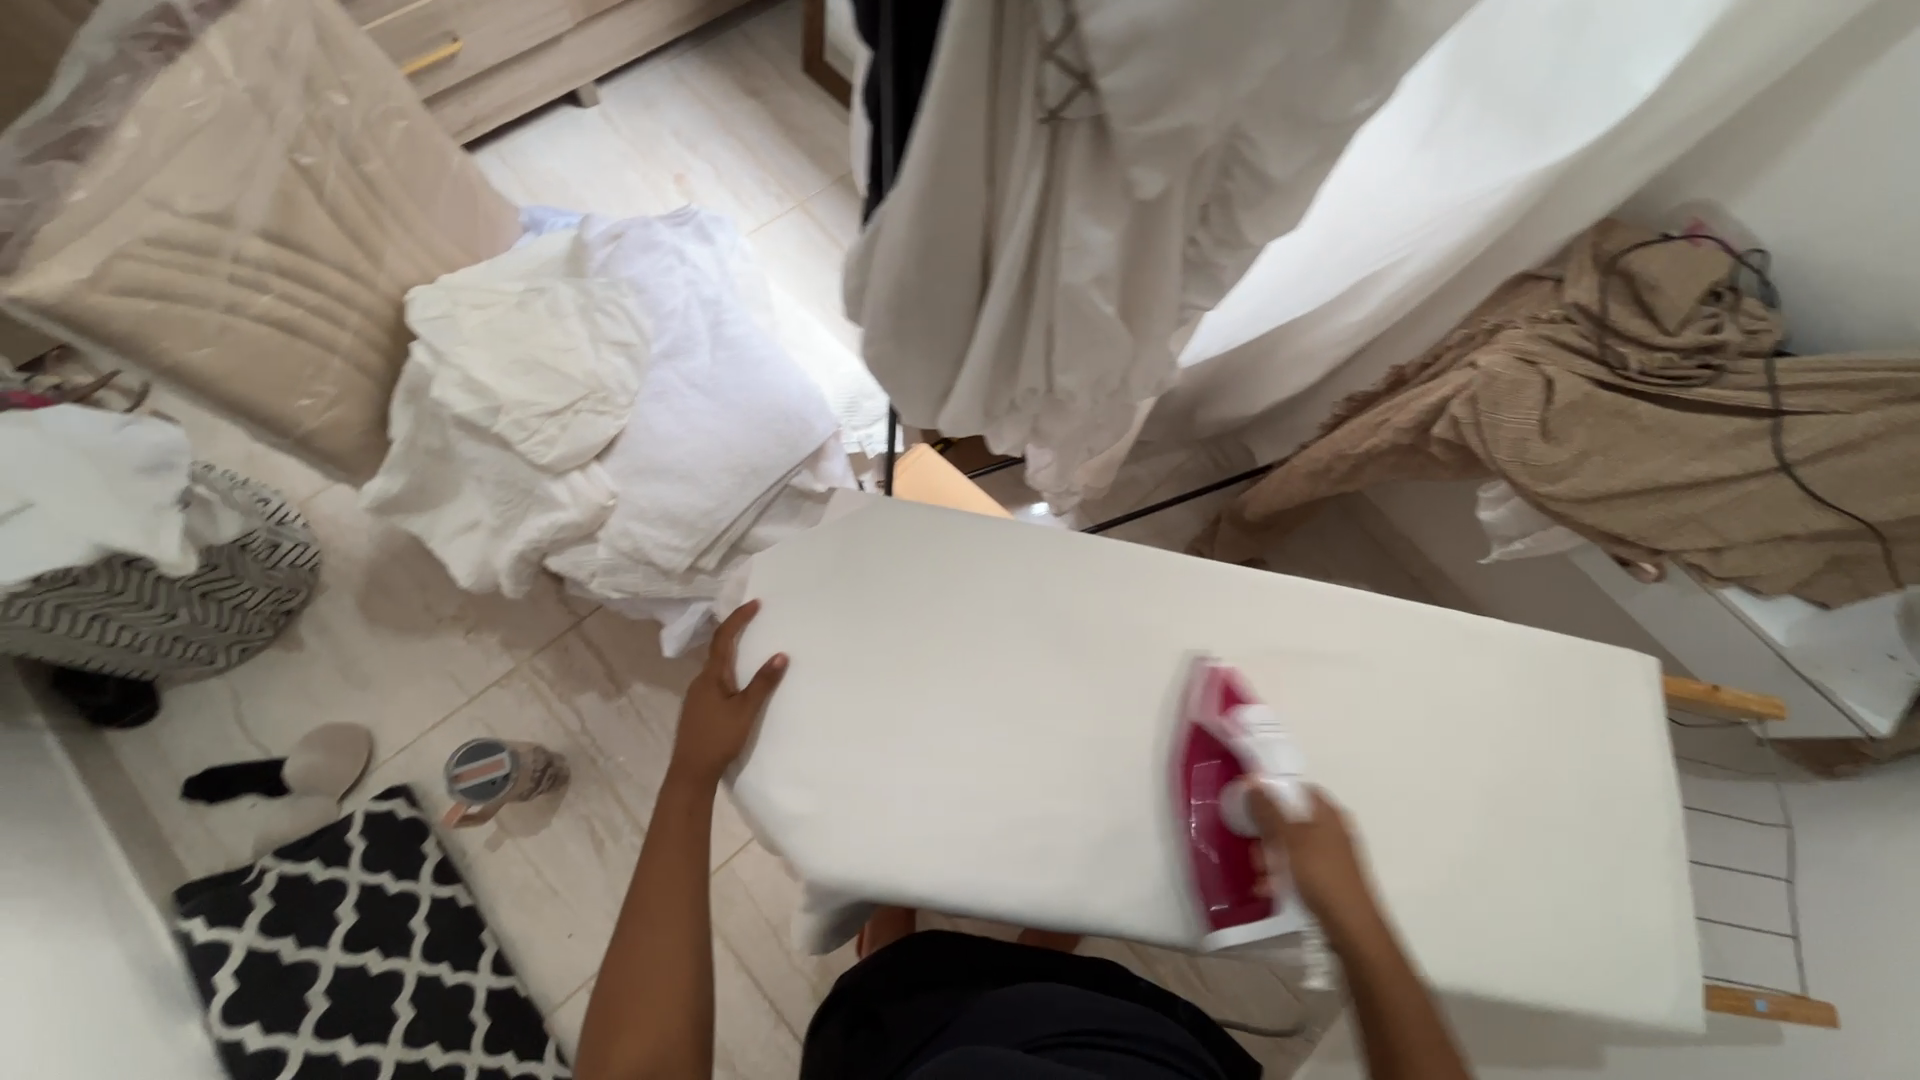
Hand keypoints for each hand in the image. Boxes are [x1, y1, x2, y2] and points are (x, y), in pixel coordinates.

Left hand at [668, 601, 786, 787]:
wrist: (690, 771)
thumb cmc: (718, 738)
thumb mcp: (746, 710)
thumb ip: (763, 683)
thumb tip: (780, 655)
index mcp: (712, 676)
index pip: (724, 638)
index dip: (738, 618)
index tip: (754, 604)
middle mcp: (701, 680)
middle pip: (719, 649)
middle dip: (737, 632)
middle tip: (757, 621)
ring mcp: (697, 695)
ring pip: (718, 667)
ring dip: (735, 654)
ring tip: (755, 650)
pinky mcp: (699, 708)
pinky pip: (717, 681)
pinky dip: (731, 672)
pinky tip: (742, 684)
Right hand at [1250, 785, 1386, 946]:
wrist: (1351, 927)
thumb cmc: (1320, 874)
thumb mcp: (1289, 839)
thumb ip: (1268, 811)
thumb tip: (1253, 783)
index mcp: (1328, 813)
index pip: (1299, 789)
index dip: (1275, 792)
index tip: (1253, 804)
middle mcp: (1332, 830)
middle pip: (1291, 820)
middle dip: (1268, 836)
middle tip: (1257, 850)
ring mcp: (1331, 856)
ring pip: (1291, 847)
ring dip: (1272, 859)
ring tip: (1263, 876)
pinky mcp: (1327, 878)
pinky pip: (1298, 868)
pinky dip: (1283, 875)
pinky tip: (1270, 890)